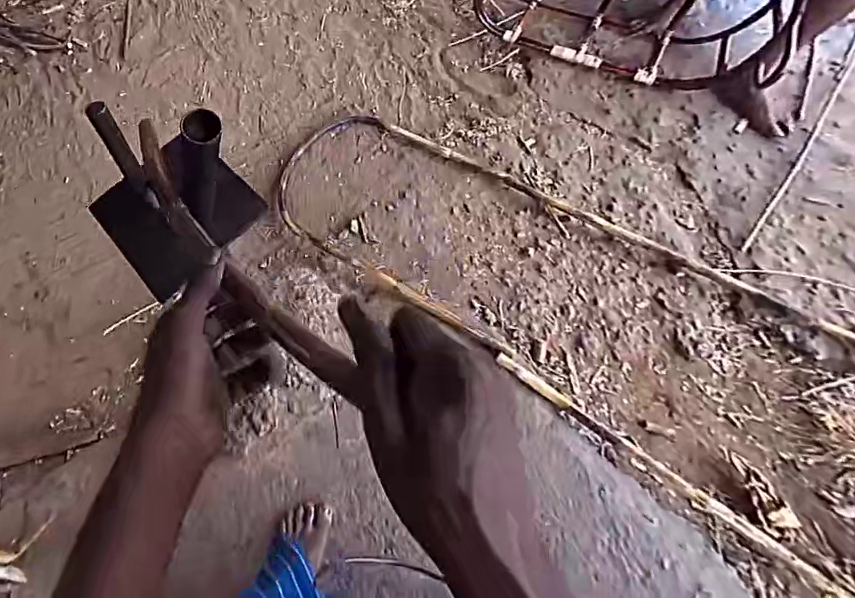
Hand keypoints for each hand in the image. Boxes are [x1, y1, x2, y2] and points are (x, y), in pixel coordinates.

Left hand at [130, 263, 266, 464]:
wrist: (178, 435)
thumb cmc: (179, 374)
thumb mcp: (186, 324)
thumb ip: (201, 290)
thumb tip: (216, 255)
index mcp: (176, 325)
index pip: (202, 299)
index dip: (224, 290)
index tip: (251, 283)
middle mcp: (189, 345)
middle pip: (221, 323)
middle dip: (244, 316)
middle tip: (271, 310)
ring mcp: (205, 372)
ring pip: (234, 350)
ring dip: (254, 343)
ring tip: (277, 338)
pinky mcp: (220, 397)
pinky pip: (243, 379)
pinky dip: (257, 373)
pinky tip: (274, 368)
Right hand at [340, 299, 560, 596]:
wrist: (494, 550)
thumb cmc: (428, 490)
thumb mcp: (384, 424)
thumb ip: (371, 360)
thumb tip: (351, 304)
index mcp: (452, 363)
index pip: (400, 317)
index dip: (380, 348)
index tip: (377, 388)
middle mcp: (481, 362)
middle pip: (420, 335)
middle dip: (400, 363)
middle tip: (393, 413)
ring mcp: (497, 383)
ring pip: (435, 356)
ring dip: (417, 379)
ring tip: (414, 428)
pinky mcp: (503, 402)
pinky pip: (457, 376)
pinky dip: (438, 392)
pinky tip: (437, 433)